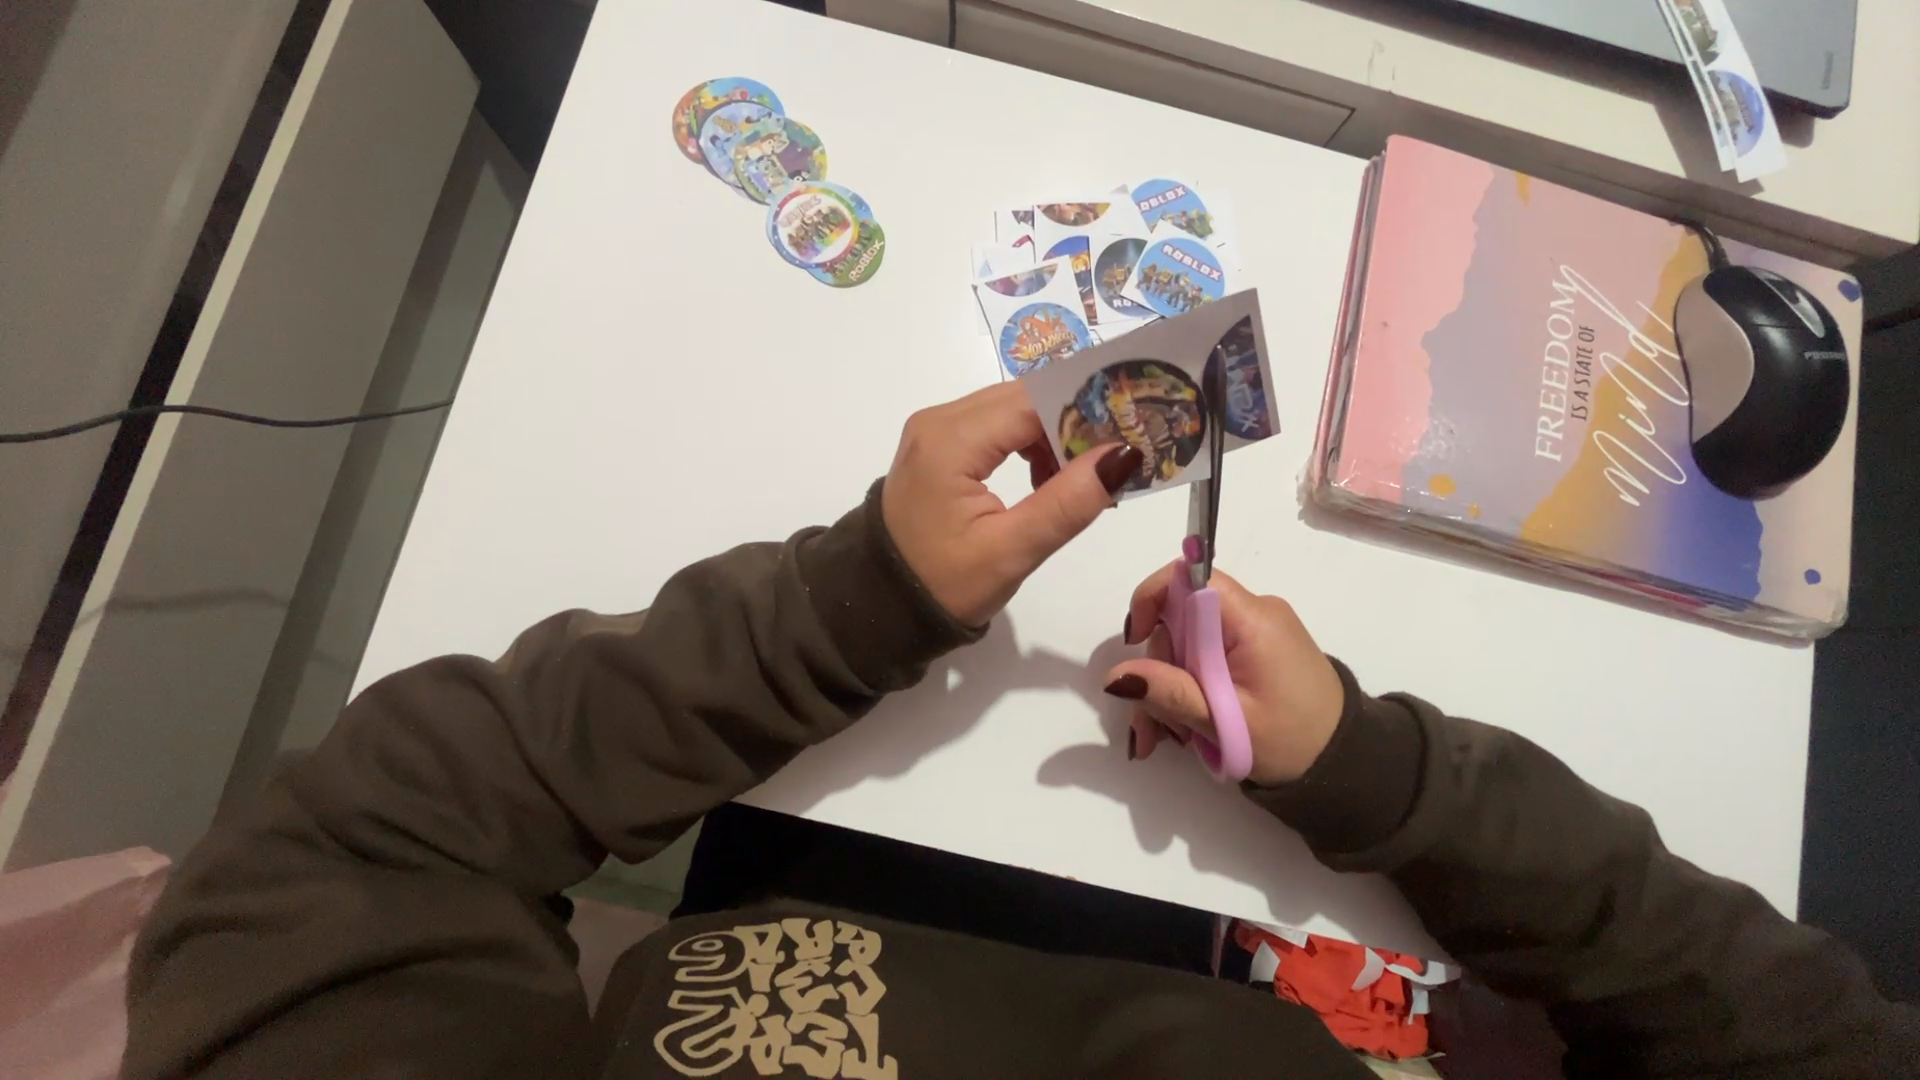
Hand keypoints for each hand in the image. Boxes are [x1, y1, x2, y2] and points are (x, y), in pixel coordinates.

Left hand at [883, 382, 1142, 626]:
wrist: (881, 605)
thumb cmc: (943, 584)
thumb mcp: (1011, 551)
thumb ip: (1068, 502)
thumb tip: (1125, 454)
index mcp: (950, 440)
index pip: (1034, 401)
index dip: (1087, 410)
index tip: (1134, 432)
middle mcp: (939, 420)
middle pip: (1024, 399)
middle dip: (1075, 423)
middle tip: (1118, 459)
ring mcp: (935, 431)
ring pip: (1012, 411)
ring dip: (1053, 437)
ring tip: (1081, 481)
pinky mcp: (938, 446)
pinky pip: (995, 428)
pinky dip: (1028, 445)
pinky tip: (1047, 481)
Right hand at [1103, 565, 1343, 785]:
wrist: (1347, 764)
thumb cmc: (1293, 742)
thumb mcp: (1225, 723)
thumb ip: (1170, 694)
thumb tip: (1115, 677)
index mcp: (1252, 620)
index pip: (1191, 576)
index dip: (1153, 598)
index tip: (1136, 640)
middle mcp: (1253, 614)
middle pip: (1180, 622)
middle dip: (1155, 671)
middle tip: (1150, 727)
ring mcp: (1252, 633)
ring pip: (1186, 645)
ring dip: (1166, 689)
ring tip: (1163, 740)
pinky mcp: (1252, 651)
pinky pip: (1205, 657)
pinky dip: (1187, 689)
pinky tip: (1179, 729)